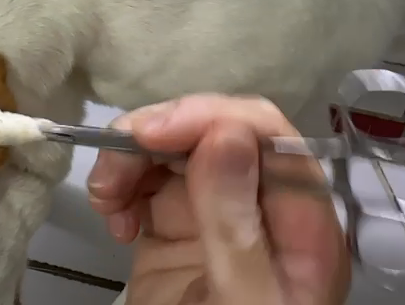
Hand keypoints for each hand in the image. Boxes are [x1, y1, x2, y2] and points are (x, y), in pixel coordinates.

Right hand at [88, 95, 350, 304]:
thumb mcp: (239, 304)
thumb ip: (235, 223)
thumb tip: (226, 132)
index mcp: (300, 229)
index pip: (270, 137)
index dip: (210, 118)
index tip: (152, 134)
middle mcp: (261, 210)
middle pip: (212, 130)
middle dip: (157, 135)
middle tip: (114, 160)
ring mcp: (216, 214)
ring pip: (171, 144)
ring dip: (127, 157)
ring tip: (104, 199)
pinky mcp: (174, 222)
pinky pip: (143, 174)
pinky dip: (117, 181)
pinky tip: (110, 215)